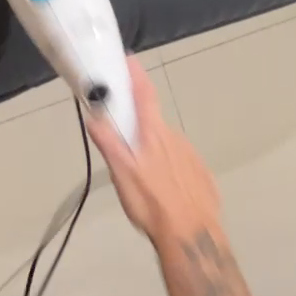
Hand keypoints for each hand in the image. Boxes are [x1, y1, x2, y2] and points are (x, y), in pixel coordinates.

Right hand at [85, 56, 222, 244]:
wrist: (193, 237)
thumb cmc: (151, 203)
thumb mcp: (122, 174)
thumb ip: (108, 143)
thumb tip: (93, 114)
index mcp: (153, 133)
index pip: (144, 93)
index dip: (136, 74)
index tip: (128, 58)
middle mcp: (174, 137)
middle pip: (153, 120)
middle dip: (138, 123)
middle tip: (123, 140)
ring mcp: (191, 156)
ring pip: (166, 143)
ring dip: (152, 148)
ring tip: (142, 174)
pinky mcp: (202, 176)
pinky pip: (180, 163)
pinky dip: (168, 168)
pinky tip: (163, 188)